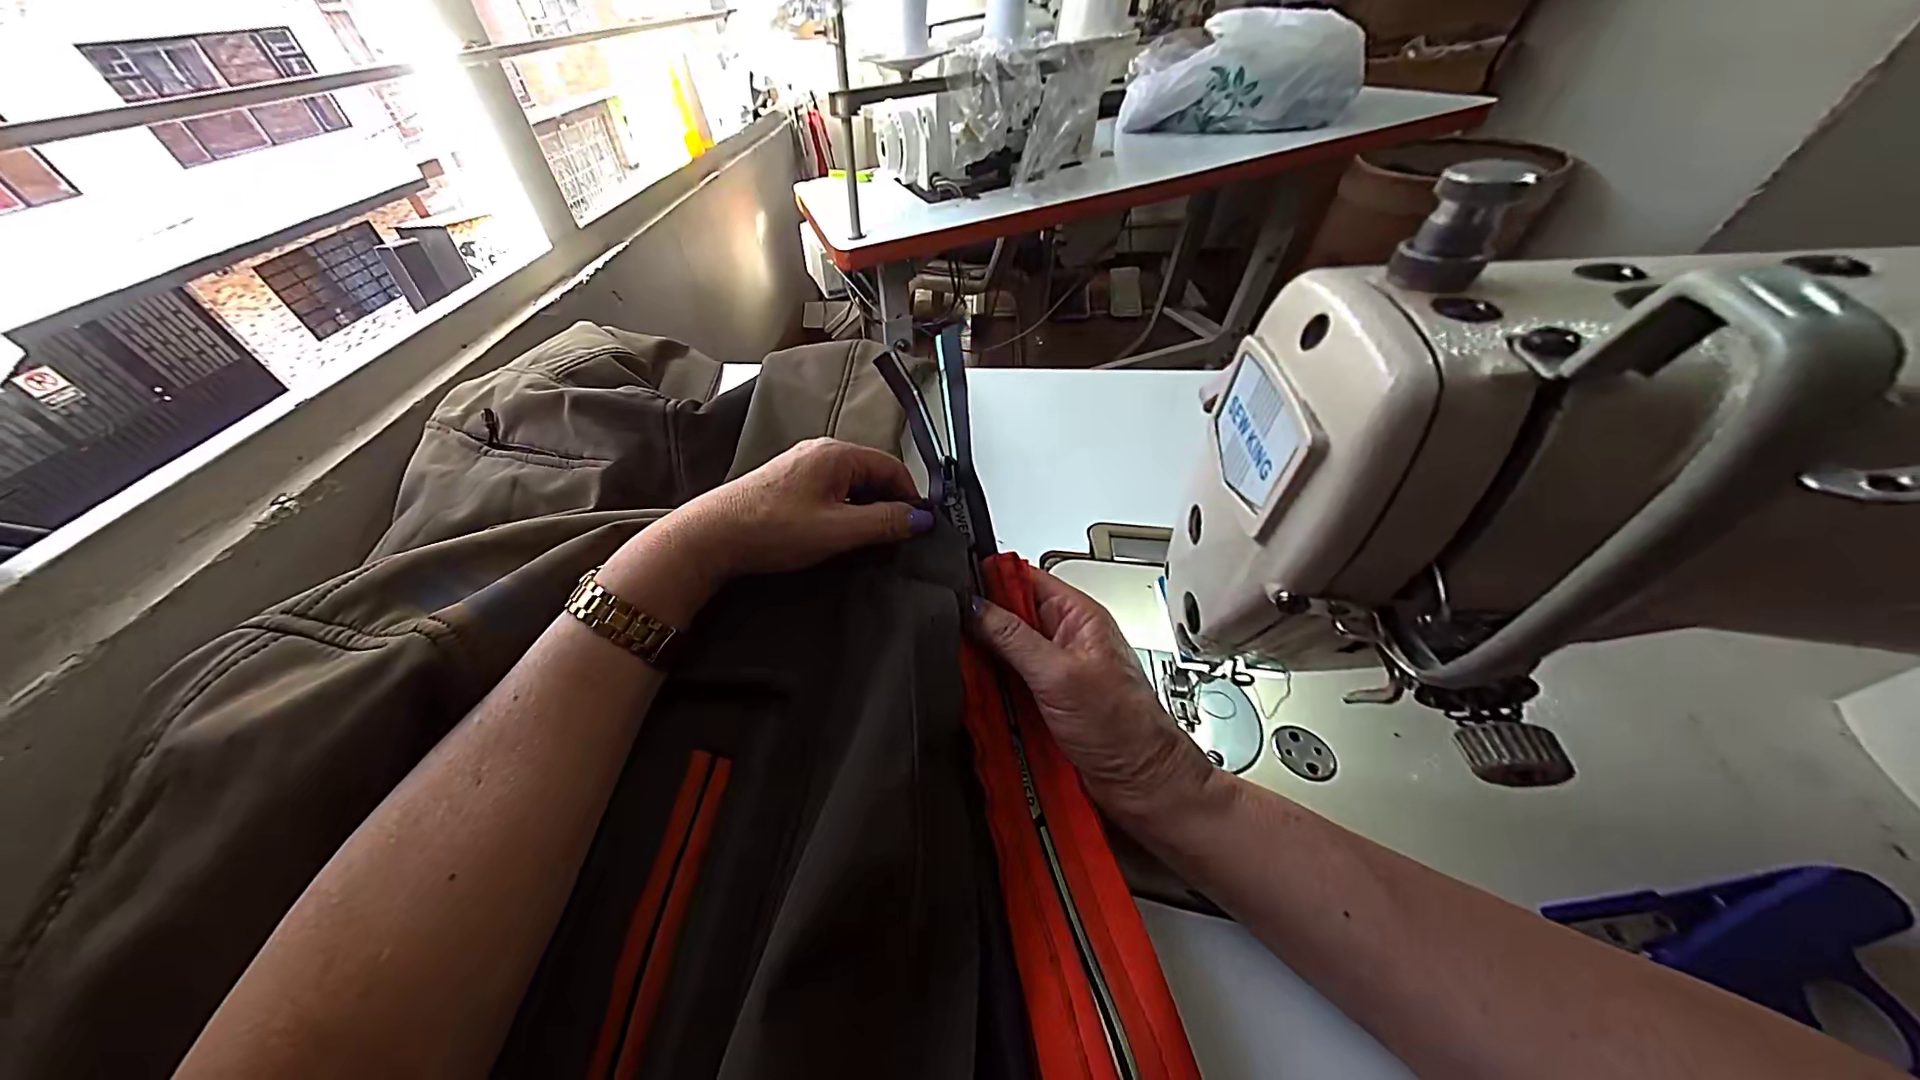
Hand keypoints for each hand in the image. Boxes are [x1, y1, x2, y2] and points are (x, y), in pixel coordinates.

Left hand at [600, 438, 929, 623]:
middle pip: (873, 472)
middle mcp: (820, 451)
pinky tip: (839, 531)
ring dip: (866, 507)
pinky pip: (832, 489)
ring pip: (852, 482)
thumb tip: (922, 518)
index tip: (918, 525)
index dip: (910, 496)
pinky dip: (845, 508)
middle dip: (889, 502)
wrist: (710, 537)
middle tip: (895, 535)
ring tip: (867, 537)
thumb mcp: (838, 530)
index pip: (892, 467)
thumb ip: (884, 523)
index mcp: (836, 454)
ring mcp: (802, 464)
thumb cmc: (770, 529)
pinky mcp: (789, 481)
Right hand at [970, 562, 1215, 822]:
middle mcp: (1061, 637)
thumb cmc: (1125, 727)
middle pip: (1007, 614)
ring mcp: (1048, 667)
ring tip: (968, 667)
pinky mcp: (1038, 696)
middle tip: (959, 635)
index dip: (992, 578)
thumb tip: (976, 608)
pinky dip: (987, 685)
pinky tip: (977, 690)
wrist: (1137, 781)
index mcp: (1076, 615)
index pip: (1025, 578)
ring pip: (1001, 649)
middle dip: (982, 624)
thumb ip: (1013, 637)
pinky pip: (1002, 680)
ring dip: (983, 659)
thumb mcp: (1059, 674)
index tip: (960, 589)